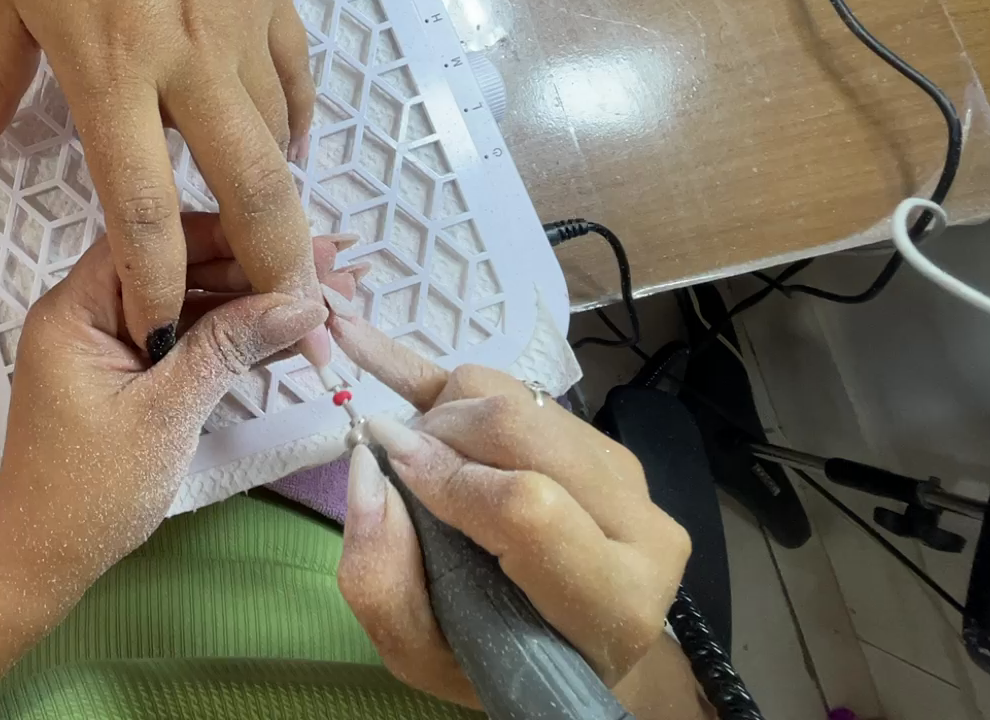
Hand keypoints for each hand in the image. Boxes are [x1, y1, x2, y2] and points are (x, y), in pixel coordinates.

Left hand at [0, 0, 320, 366]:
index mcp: (109, 69)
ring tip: (275, 240)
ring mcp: (241, 28)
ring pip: (282, 140)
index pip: (143, 207)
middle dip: (271, 267)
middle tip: (278, 313)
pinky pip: (299, 81)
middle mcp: (186, 62)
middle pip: (251, 190)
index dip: (155, 285)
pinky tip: (287, 146)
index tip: (160, 330)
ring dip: (281, 200)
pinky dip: (296, 126)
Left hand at [0, 215, 346, 596]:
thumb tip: (302, 301)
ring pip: (188, 305)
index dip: (220, 235)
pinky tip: (287, 331)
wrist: (46, 559)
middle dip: (251, 271)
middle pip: (177, 270)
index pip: (150, 244)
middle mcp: (89, 311)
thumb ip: (227, 349)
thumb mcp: (165, 414)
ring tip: (328, 294)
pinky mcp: (129, 369)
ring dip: (251, 304)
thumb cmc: (92, 490)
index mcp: (75, 308)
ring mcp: (110, 340)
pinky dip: (230, 339)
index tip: (286, 237)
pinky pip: (182, 339)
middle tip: (330, 266)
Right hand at [329, 309, 701, 713]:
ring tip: (419, 451)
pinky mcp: (580, 430)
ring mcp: (617, 468)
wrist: (557, 637)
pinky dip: (419, 357)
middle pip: (516, 426)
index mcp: (606, 600)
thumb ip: (382, 580)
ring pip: (506, 392)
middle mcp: (636, 525)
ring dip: (440, 411)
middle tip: (398, 461)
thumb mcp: (422, 653)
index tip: (388, 468)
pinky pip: (498, 377)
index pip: (528, 506)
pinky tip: (353, 334)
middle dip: (435, 433)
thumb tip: (367, 469)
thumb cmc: (491, 655)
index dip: (444, 478)